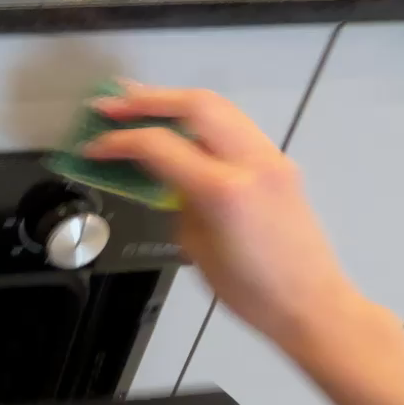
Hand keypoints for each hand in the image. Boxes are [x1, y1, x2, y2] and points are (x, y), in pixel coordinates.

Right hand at [84, 82, 374, 355]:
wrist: (311, 304)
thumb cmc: (247, 288)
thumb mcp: (191, 242)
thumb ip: (173, 197)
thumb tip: (158, 172)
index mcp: (222, 189)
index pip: (158, 144)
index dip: (118, 140)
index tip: (92, 147)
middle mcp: (251, 162)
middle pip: (194, 105)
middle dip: (146, 99)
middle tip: (110, 104)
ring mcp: (270, 157)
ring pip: (217, 106)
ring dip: (172, 100)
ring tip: (137, 101)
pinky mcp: (278, 162)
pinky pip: (231, 124)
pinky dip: (196, 116)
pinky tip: (175, 123)